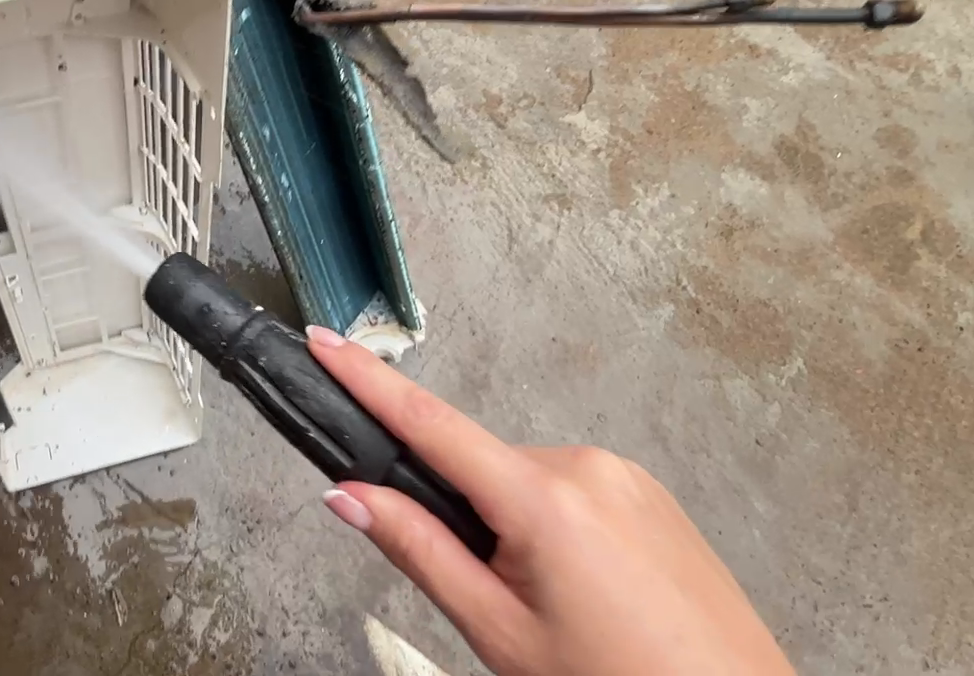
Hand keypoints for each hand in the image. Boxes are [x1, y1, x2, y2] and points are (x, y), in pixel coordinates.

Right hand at [305, 326, 793, 675]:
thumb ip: (418, 551)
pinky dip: (548, 521)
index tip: (323, 339)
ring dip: (506, 520)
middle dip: (460, 509)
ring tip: (550, 603)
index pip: (427, 421)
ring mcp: (625, 475)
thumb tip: (346, 495)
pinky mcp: (650, 492)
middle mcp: (585, 465)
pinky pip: (567, 487)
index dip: (366, 377)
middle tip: (489, 591)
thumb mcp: (501, 635)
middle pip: (477, 464)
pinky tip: (584, 588)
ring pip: (521, 479)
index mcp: (542, 499)